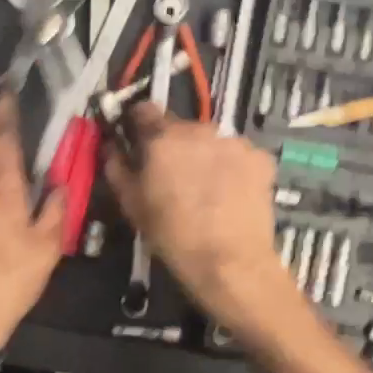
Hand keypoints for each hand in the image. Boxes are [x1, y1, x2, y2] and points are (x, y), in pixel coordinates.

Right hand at [104, 103, 295, 330]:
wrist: (230, 262)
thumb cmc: (172, 235)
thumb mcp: (132, 205)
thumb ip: (117, 168)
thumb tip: (112, 147)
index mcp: (162, 139)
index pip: (144, 110)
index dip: (138, 124)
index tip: (137, 142)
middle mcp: (199, 130)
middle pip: (180, 128)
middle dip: (174, 146)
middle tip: (173, 177)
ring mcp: (234, 142)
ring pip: (210, 141)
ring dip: (203, 155)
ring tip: (205, 190)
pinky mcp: (260, 157)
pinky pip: (237, 155)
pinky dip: (231, 167)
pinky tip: (230, 194)